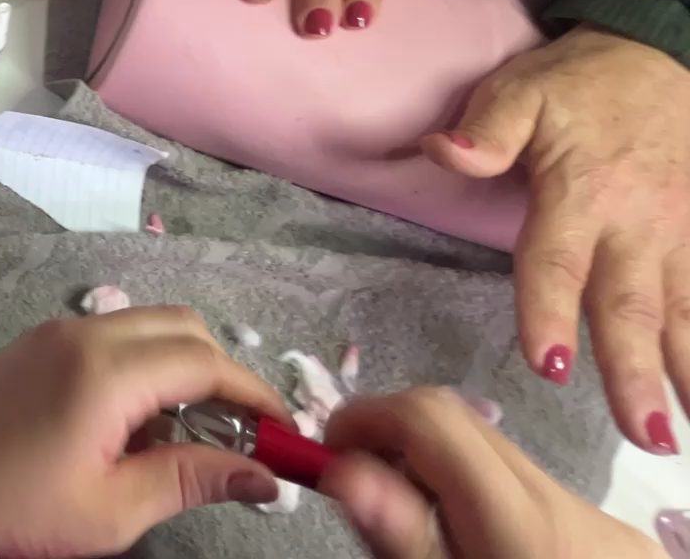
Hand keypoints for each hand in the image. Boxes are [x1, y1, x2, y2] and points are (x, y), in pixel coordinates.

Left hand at [0, 306, 290, 558]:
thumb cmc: (15, 503)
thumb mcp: (111, 509)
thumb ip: (190, 479)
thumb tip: (266, 474)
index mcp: (104, 371)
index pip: (204, 360)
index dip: (256, 396)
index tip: (288, 439)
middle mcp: (83, 333)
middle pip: (181, 327)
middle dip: (224, 374)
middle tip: (242, 439)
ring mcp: (57, 331)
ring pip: (147, 325)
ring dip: (184, 367)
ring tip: (193, 437)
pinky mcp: (40, 341)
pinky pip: (112, 336)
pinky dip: (145, 364)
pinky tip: (141, 421)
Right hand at [319, 388, 662, 558]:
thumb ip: (399, 537)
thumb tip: (343, 472)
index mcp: (526, 525)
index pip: (427, 415)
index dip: (364, 415)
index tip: (332, 450)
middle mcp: (574, 508)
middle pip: (457, 422)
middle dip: (393, 436)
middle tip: (364, 481)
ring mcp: (609, 523)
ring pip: (492, 452)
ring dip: (436, 467)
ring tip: (424, 524)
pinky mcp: (625, 539)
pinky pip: (529, 484)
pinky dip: (481, 493)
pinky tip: (481, 544)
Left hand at [423, 25, 689, 453]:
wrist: (661, 58)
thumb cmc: (575, 82)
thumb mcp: (516, 92)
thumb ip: (483, 131)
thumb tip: (441, 153)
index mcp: (582, 194)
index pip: (555, 264)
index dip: (549, 313)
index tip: (548, 364)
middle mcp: (640, 224)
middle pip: (632, 305)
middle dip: (638, 371)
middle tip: (644, 437)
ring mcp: (684, 230)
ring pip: (686, 311)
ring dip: (688, 370)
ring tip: (685, 432)